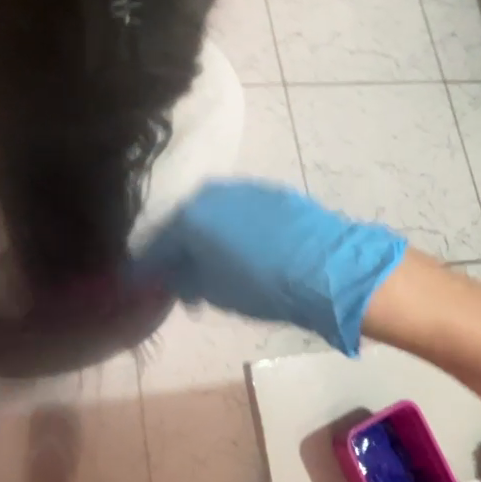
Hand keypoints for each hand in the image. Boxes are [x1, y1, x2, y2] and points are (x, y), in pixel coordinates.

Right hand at [138, 180, 404, 355]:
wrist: (330, 269)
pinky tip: (245, 249)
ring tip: (216, 263)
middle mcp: (210, 193)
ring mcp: (243, 189)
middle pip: (184, 221)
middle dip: (181, 247)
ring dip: (209, 235)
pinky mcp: (271, 192)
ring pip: (212, 212)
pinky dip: (234, 227)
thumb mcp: (215, 291)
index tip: (150, 283)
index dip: (151, 266)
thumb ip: (185, 280)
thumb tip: (173, 276)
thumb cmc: (263, 285)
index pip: (157, 242)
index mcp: (189, 216)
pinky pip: (239, 210)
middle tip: (185, 275)